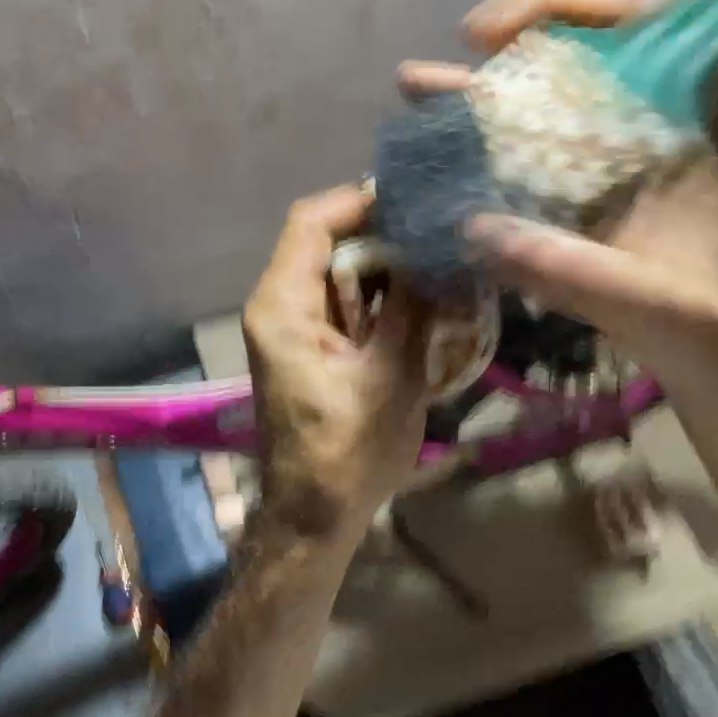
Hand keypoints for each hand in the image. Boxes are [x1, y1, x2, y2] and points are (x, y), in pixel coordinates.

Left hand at [244, 185, 430, 545]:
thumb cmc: (348, 451)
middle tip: (441, 232)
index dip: (362, 201)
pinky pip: (338, 303)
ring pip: (333, 271)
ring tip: (440, 259)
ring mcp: (288, 328)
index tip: (418, 200)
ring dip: (382, 265)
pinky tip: (420, 298)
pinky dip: (374, 296)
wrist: (313, 515)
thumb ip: (411, 306)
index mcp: (283, 306)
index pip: (312, 222)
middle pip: (323, 242)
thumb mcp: (391, 375)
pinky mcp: (305, 348)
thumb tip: (436, 251)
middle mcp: (276, 306)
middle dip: (382, 233)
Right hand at [398, 0, 717, 386]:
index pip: (708, 16)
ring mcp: (622, 156)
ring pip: (559, 91)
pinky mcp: (590, 191)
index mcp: (708, 135)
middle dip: (541, 19)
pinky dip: (488, 138)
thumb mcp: (661, 308)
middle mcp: (665, 127)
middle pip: (612, 38)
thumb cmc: (715, 338)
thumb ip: (578, 272)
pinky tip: (440, 142)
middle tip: (474, 34)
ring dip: (491, 82)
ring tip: (419, 81)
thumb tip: (474, 231)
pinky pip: (537, 146)